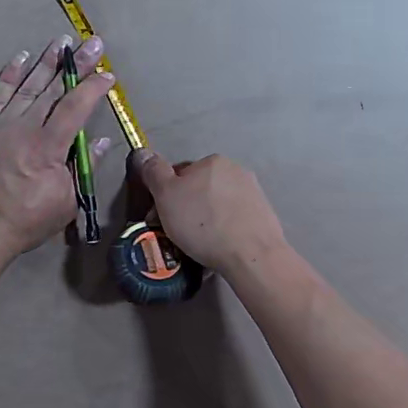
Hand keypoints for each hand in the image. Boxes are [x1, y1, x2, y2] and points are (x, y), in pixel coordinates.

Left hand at [0, 36, 113, 261]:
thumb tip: (99, 142)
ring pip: (27, 87)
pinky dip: (9, 75)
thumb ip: (83, 168)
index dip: (93, 88)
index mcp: (48, 148)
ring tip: (61, 42)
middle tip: (92, 43)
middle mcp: (24, 129)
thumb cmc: (26, 222)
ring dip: (46, 63)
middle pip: (54, 90)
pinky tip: (21, 58)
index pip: (76, 107)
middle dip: (76, 65)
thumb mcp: (66, 202)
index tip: (108, 76)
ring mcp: (0, 126)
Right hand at [133, 151, 287, 275]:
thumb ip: (154, 172)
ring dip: (206, 219)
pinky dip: (224, 230)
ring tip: (199, 244)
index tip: (159, 218)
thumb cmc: (202, 223)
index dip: (165, 196)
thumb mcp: (166, 196)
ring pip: (218, 205)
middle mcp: (236, 171)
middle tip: (177, 233)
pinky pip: (234, 221)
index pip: (180, 174)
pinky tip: (219, 247)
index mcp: (212, 162)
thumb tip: (143, 152)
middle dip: (187, 207)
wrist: (251, 254)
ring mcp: (254, 193)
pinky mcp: (264, 216)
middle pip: (201, 189)